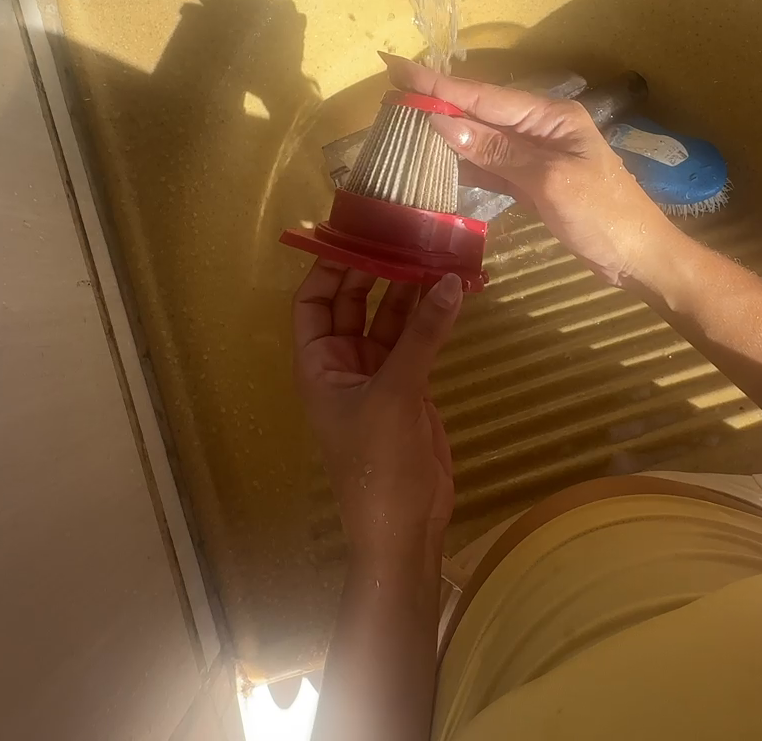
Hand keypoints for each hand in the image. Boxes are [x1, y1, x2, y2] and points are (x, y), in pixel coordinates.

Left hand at [293, 260, 461, 570]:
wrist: (406, 525)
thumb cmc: (378, 462)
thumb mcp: (395, 393)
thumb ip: (422, 335)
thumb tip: (449, 281)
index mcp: (318, 364)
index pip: (311, 302)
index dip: (328, 268)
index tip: (358, 235)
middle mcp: (343, 363)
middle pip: (352, 303)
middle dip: (375, 272)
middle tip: (402, 235)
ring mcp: (379, 374)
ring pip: (389, 319)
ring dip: (409, 291)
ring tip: (433, 253)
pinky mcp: (411, 385)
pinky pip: (417, 340)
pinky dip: (431, 317)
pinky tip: (450, 291)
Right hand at [382, 53, 675, 285]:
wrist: (638, 256)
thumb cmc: (602, 214)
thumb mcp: (550, 180)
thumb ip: (498, 151)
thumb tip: (444, 123)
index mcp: (550, 116)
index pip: (484, 95)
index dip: (437, 84)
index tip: (396, 68)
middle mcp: (540, 128)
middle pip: (480, 112)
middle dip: (437, 102)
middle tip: (390, 94)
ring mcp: (536, 156)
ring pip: (482, 138)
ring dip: (446, 132)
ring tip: (403, 123)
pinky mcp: (532, 183)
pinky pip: (490, 166)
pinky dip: (465, 164)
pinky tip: (438, 162)